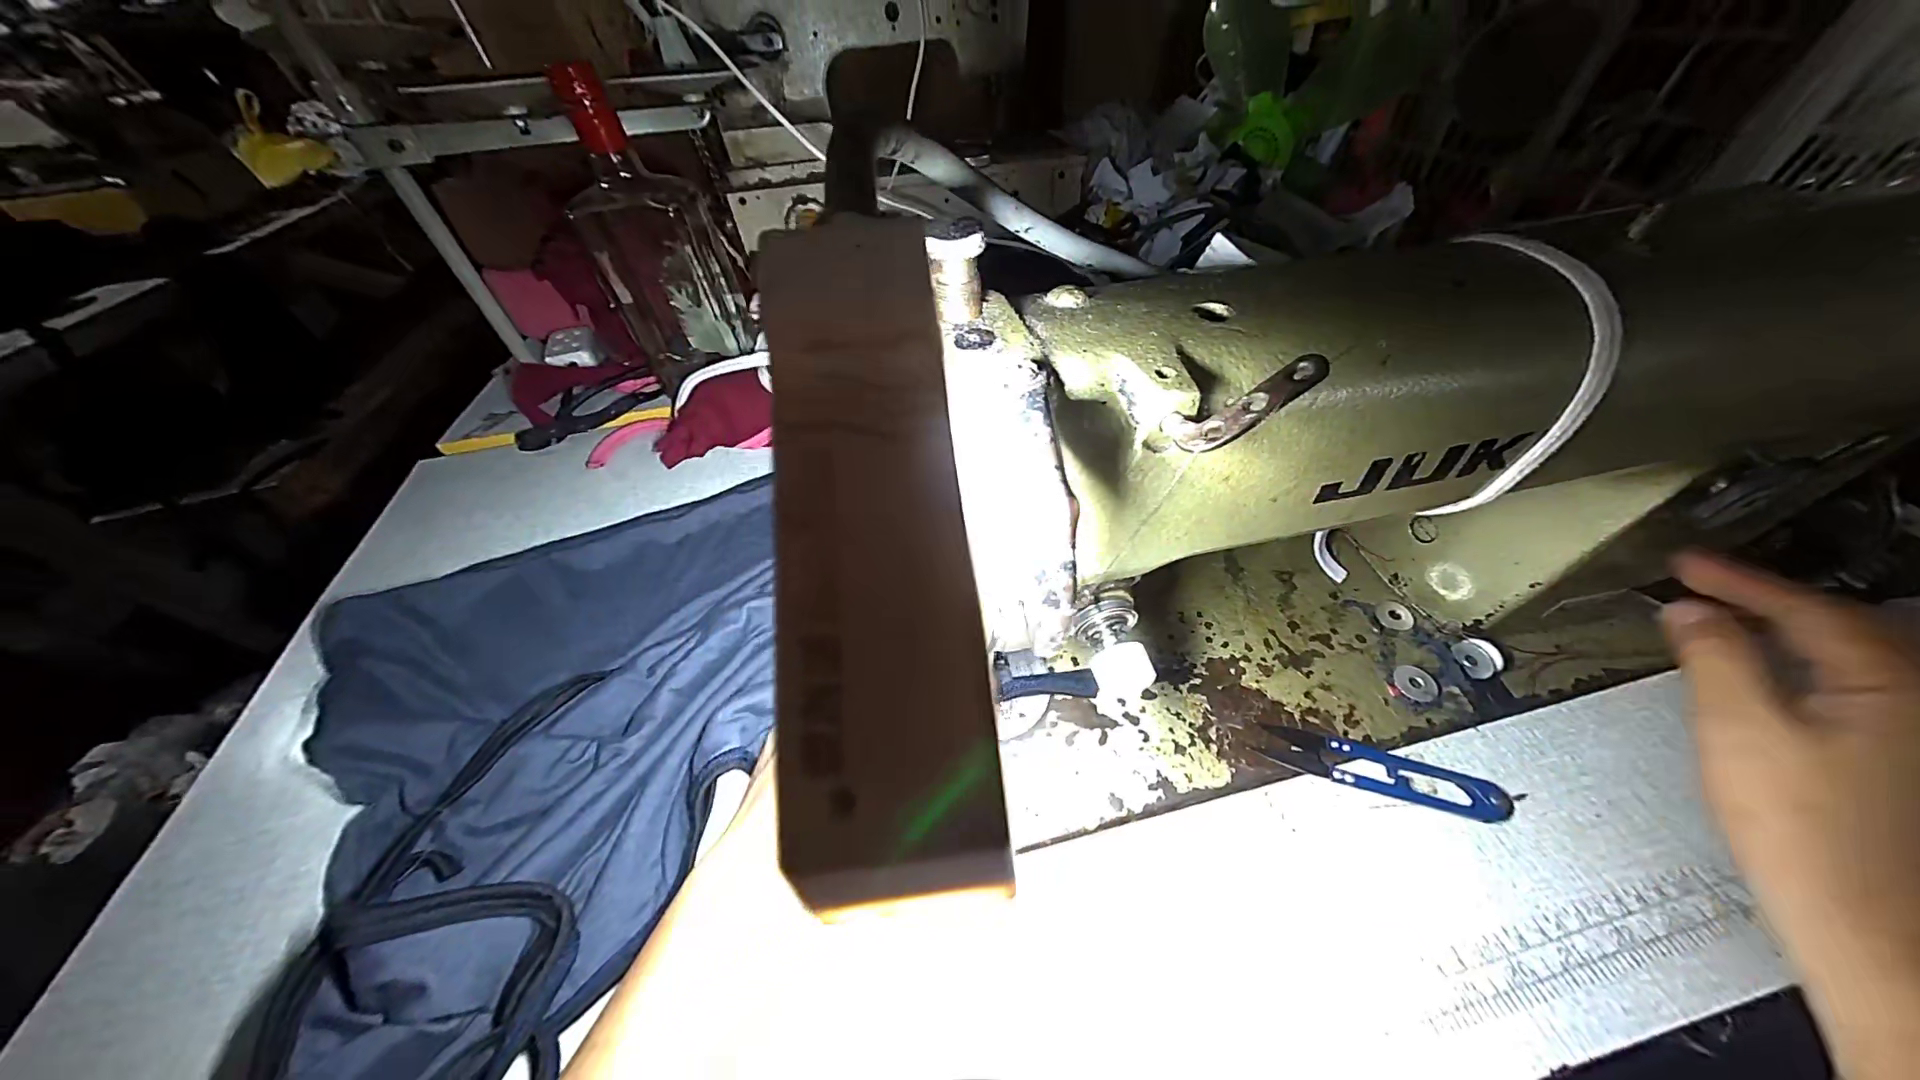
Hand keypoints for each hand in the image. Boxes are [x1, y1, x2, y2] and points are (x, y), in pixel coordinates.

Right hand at [1661, 550, 1919, 1079]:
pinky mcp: (1904, 767)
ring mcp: (1918, 739)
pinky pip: (1853, 691)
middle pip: (1843, 629)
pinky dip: (1802, 668)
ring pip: (1852, 661)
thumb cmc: (1803, 827)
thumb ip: (1714, 658)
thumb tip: (1689, 610)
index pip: (1806, 609)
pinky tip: (1770, 678)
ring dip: (1787, 633)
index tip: (1683, 560)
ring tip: (1728, 621)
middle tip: (1704, 585)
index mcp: (1893, 685)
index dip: (1739, 580)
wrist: (1868, 927)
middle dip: (1769, 601)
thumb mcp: (1738, 729)